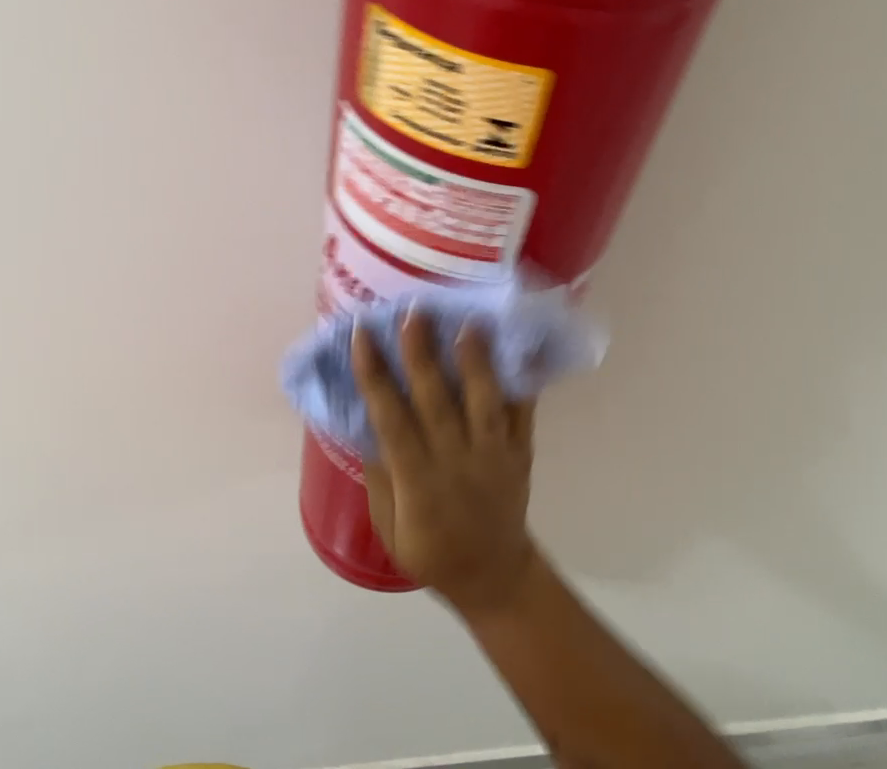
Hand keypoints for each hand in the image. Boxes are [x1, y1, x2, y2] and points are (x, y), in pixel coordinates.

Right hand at [353, 309, 541, 614]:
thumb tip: (366, 425)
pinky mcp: (520, 453)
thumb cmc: (431, 553)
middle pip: (437, 400)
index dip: (375, 376)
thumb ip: (381, 476)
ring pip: (484, 401)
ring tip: (469, 320)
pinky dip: (521, 381)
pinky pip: (523, 413)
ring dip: (475, 359)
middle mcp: (456, 461)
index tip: (363, 336)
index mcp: (418, 481)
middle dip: (422, 353)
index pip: (391, 419)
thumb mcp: (390, 527)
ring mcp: (494, 454)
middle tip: (414, 311)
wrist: (494, 576)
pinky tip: (517, 348)